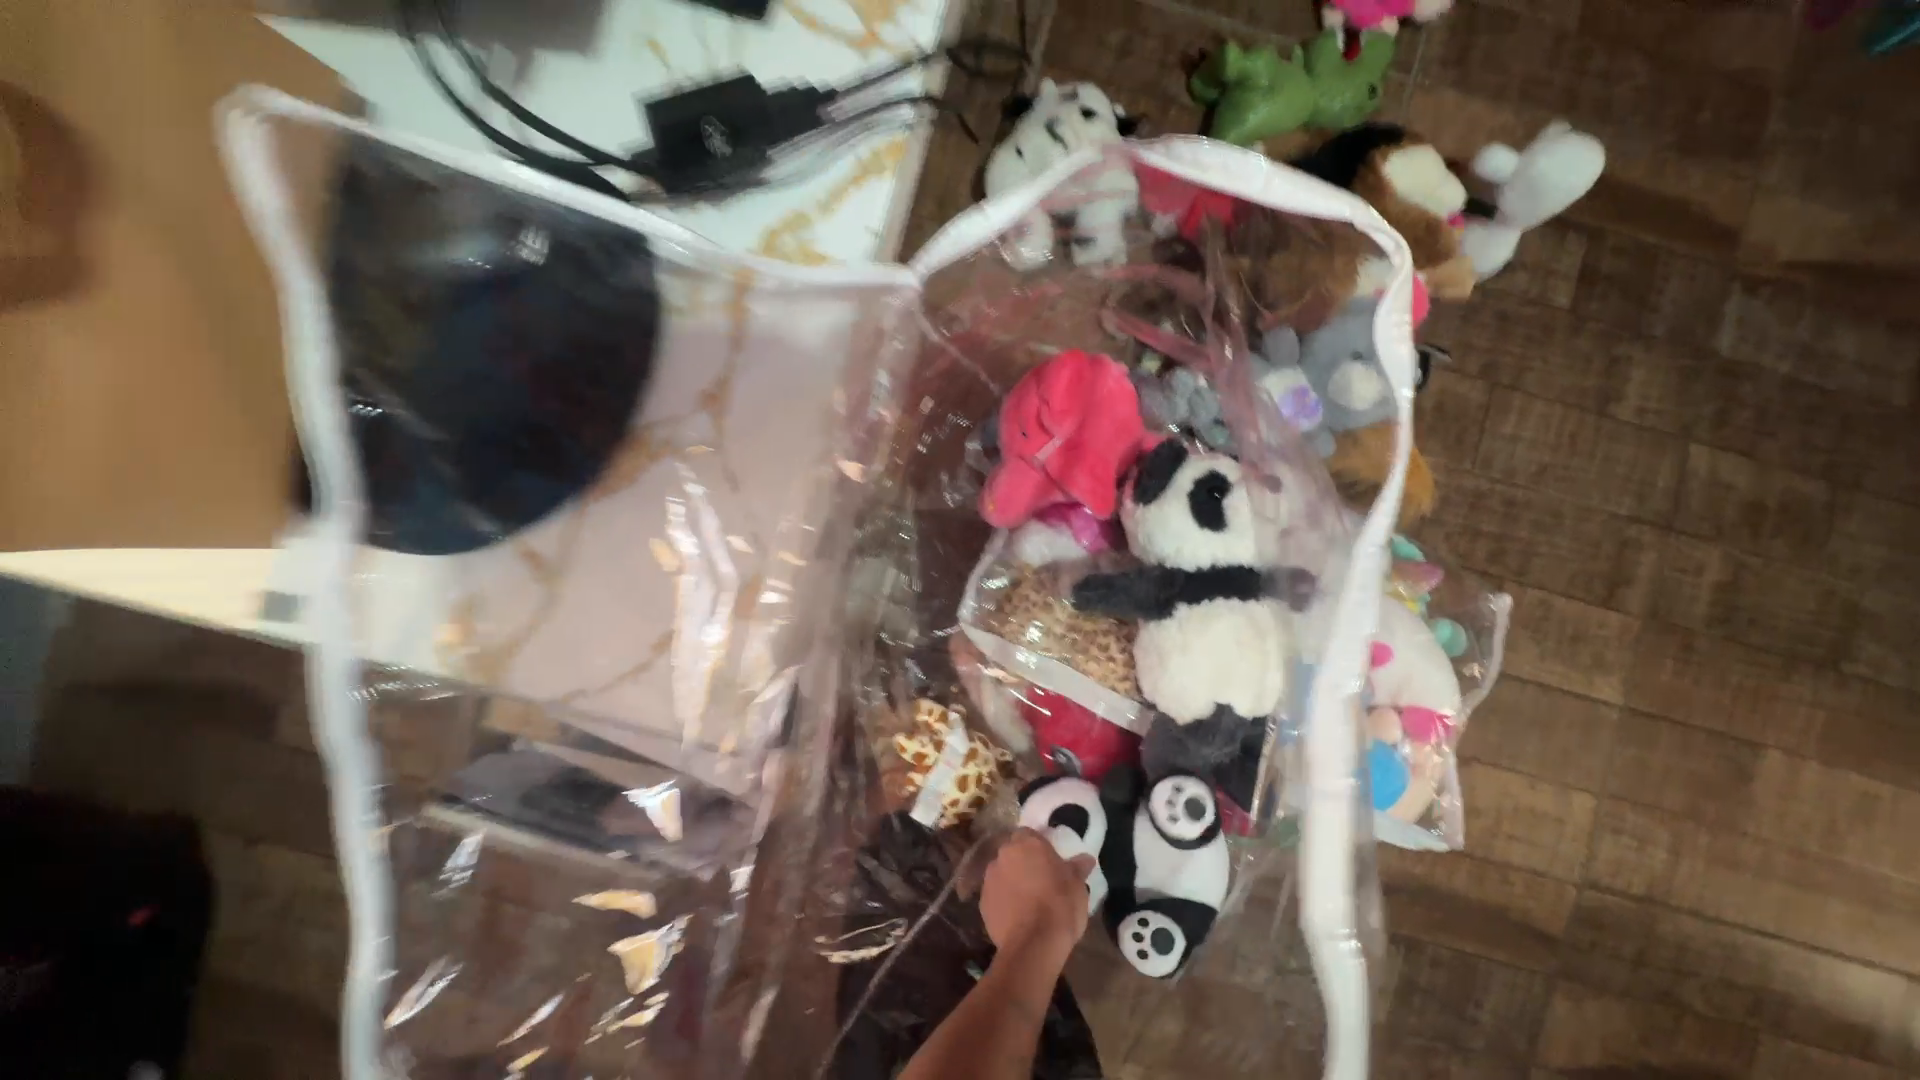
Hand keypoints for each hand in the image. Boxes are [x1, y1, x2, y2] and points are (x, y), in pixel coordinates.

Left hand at [980, 829, 1096, 963]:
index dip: (1038, 846)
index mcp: (1026, 844)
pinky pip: (995, 896)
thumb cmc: (1059, 905)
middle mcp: (1003, 855)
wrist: (1033, 943)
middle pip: (1012, 853)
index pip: (1028, 834)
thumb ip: (1077, 868)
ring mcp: (989, 879)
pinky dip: (1004, 901)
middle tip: (1040, 879)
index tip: (1049, 859)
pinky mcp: (982, 903)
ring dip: (1011, 881)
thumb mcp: (1077, 885)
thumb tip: (1086, 859)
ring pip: (1001, 874)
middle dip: (1023, 862)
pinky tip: (1017, 916)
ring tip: (1028, 900)